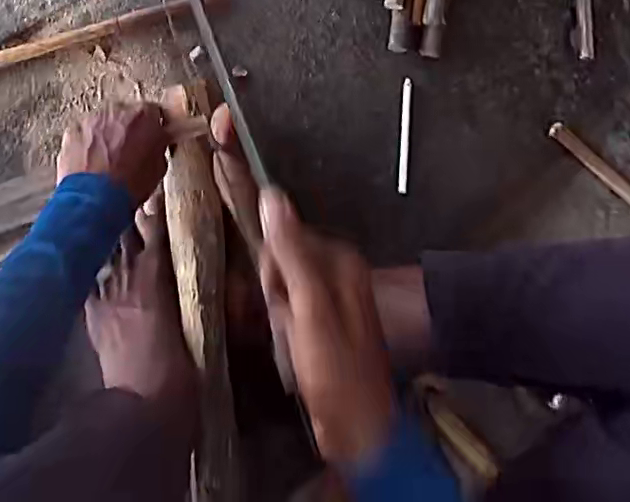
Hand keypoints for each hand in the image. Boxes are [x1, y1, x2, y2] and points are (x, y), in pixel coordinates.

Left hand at [57, 102, 169, 204]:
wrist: (95, 198)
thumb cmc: (129, 186)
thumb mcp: (158, 168)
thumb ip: (159, 145)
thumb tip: (157, 141)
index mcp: (143, 116)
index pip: (152, 113)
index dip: (151, 127)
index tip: (149, 137)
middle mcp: (117, 110)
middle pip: (124, 113)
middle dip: (126, 128)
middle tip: (126, 150)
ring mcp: (93, 118)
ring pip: (103, 121)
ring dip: (105, 133)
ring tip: (106, 159)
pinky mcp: (73, 128)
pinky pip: (83, 131)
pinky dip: (86, 142)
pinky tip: (90, 161)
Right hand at [258, 187, 397, 467]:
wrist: (359, 435)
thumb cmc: (337, 371)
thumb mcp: (310, 306)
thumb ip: (290, 250)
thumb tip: (271, 194)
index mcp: (340, 258)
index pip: (283, 231)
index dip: (270, 262)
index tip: (275, 292)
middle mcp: (338, 269)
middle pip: (280, 256)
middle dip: (272, 286)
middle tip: (284, 319)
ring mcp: (330, 295)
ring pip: (280, 281)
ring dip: (275, 308)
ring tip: (289, 337)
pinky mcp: (322, 318)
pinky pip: (286, 304)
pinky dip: (281, 322)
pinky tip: (291, 343)